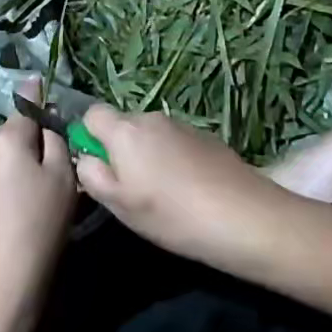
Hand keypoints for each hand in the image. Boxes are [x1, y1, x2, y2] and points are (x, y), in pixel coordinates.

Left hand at [0, 104, 79, 308]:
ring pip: (1, 155)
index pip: (26, 107)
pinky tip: (18, 209)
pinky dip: (5, 183)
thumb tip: (45, 122)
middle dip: (31, 142)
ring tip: (39, 192)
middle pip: (13, 133)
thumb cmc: (39, 223)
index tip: (50, 101)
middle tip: (56, 168)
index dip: (42, 107)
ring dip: (17, 163)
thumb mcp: (62, 176)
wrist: (0, 277)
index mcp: (5, 138)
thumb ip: (55, 140)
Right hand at [76, 107, 291, 265]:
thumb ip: (92, 175)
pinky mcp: (208, 139)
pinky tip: (189, 192)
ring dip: (149, 157)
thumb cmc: (171, 214)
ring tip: (164, 195)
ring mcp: (184, 126)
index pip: (92, 114)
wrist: (245, 218)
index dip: (89, 137)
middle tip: (132, 189)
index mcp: (125, 130)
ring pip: (151, 136)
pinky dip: (175, 161)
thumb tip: (86, 158)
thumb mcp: (119, 204)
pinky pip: (177, 144)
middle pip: (124, 126)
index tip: (100, 168)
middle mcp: (153, 118)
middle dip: (121, 150)